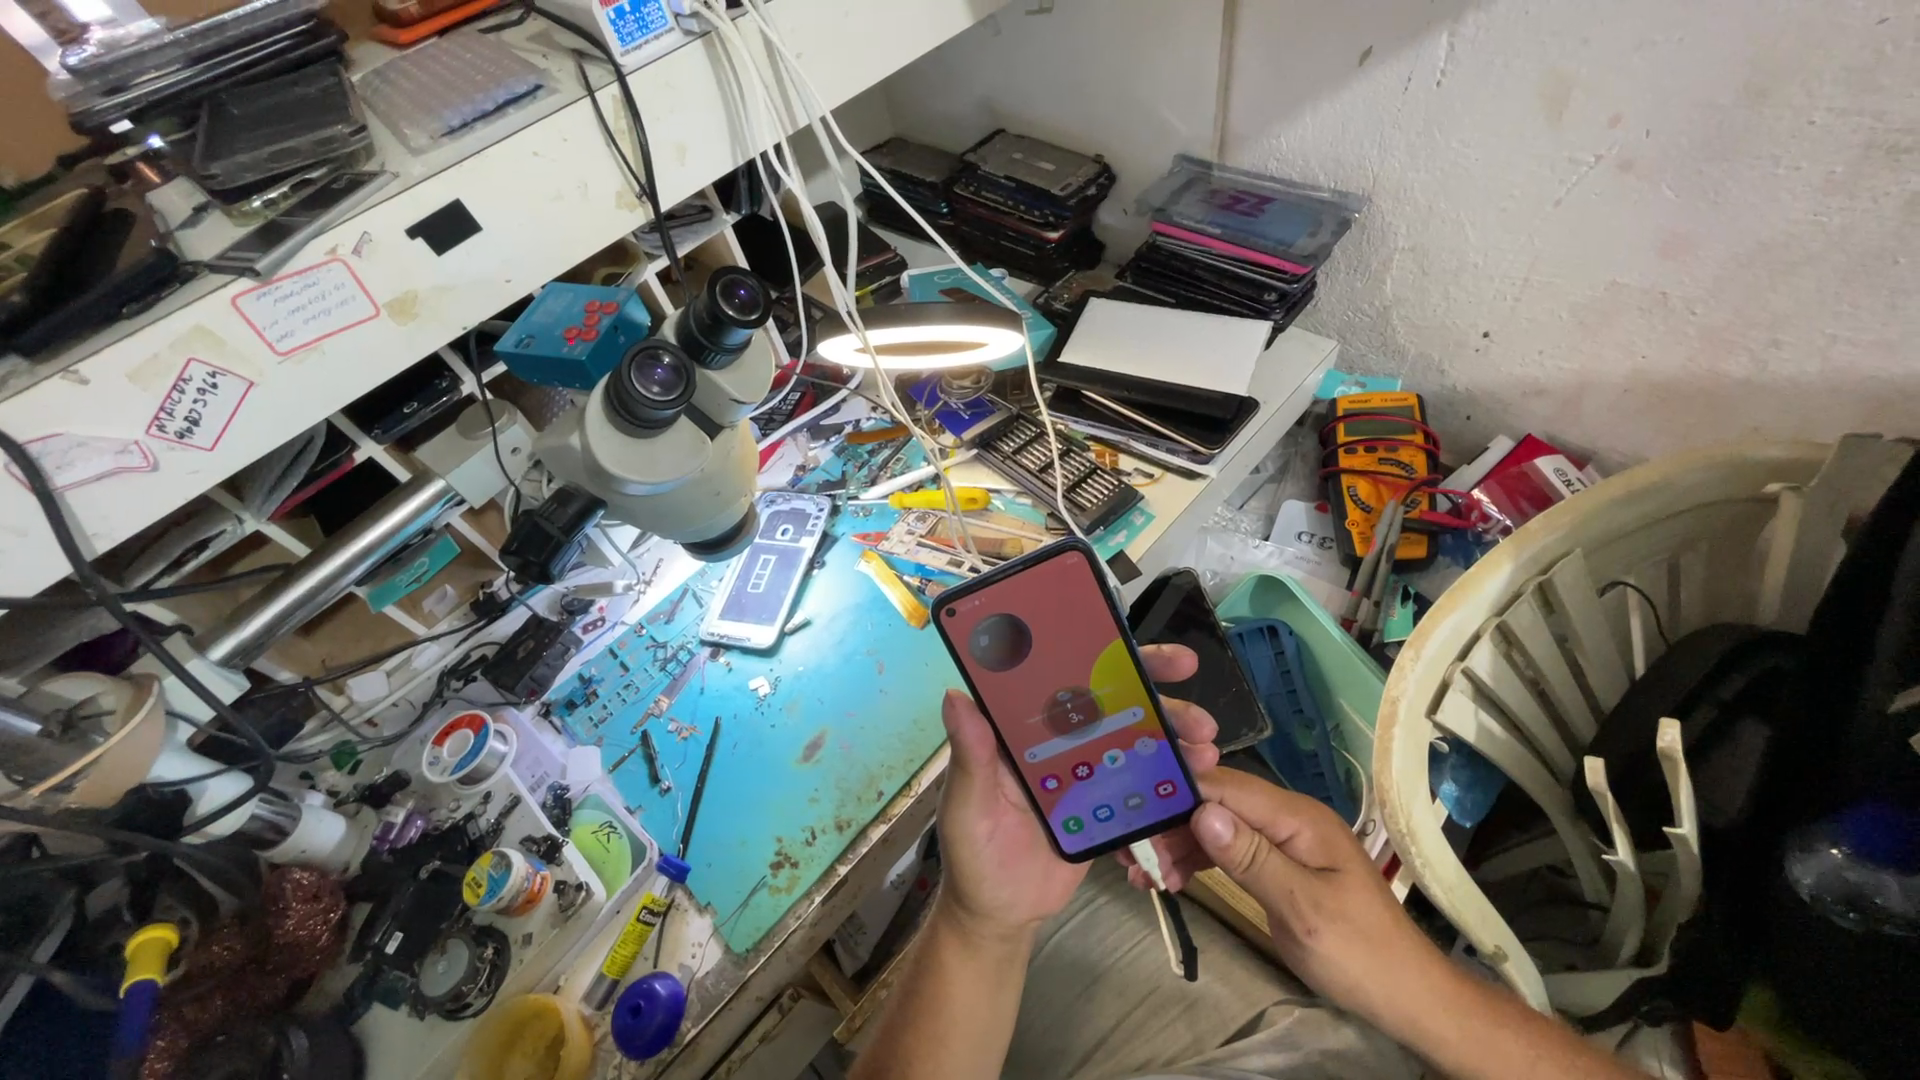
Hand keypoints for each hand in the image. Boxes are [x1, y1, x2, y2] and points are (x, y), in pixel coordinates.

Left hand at [936, 644, 1219, 940]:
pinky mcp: (1108, 806)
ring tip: (1205, 749)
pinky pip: (1144, 787)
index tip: (1133, 640)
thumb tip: (955, 695)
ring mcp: (1087, 772)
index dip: (1094, 652)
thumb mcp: (966, 803)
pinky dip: (1172, 785)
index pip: (1060, 676)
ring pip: (1136, 740)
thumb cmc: (973, 854)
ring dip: (1174, 736)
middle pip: (1110, 700)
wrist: (1001, 915)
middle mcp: (1058, 741)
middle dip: (1154, 686)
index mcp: (1021, 729)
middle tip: (1190, 680)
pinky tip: (1197, 787)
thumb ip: (970, 755)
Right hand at [1132, 768, 1448, 1021]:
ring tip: (1142, 874)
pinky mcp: (1277, 863)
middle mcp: (1286, 818)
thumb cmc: (1359, 954)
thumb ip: (1251, 857)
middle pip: (1216, 803)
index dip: (1178, 795)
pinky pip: (1228, 850)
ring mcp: (1282, 840)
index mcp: (1297, 818)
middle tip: (1134, 856)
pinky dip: (1198, 861)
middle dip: (1171, 823)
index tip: (1134, 816)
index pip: (1225, 787)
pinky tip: (1170, 879)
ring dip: (1179, 845)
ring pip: (1216, 826)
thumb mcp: (1302, 908)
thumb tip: (1202, 811)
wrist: (1408, 997)